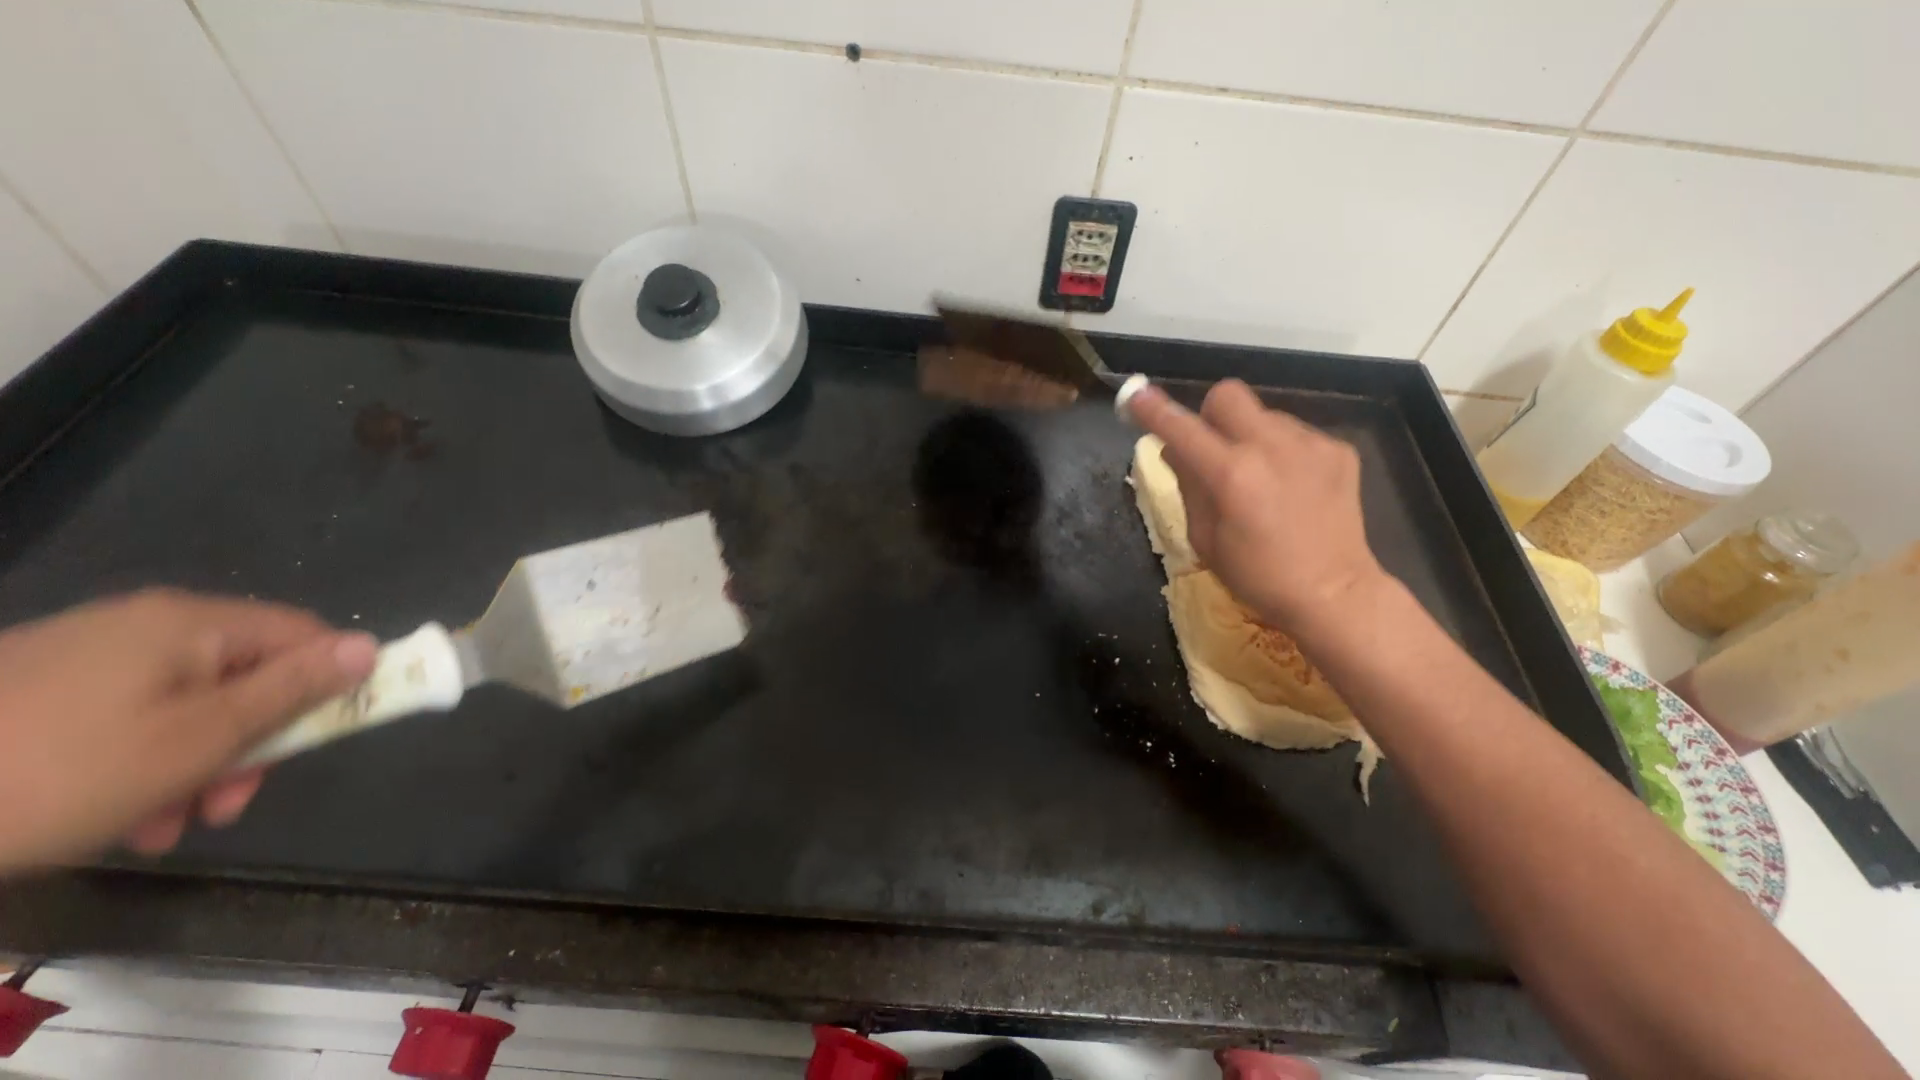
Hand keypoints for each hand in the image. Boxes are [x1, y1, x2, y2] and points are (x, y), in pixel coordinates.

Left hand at [0, 589, 376, 872]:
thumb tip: (369, 646)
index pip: (304, 634)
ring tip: (163, 825)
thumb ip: (292, 691)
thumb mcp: (199, 740)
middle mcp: (146, 623)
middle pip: (246, 671)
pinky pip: (131, 713)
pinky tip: (118, 811)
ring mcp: (88, 652)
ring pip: (188, 701)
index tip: (319, 744)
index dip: (331, 683)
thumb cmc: (63, 772)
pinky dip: (145, 759)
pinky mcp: (43, 685)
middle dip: (253, 739)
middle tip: (230, 802)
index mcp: (190, 624)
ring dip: (199, 762)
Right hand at [1127, 379, 1386, 630]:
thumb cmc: (1258, 577)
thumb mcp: (1206, 540)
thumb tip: (1175, 450)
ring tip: (1260, 478)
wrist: (1334, 593)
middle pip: (1227, 395)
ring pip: (1265, 415)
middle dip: (1211, 414)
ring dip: (1251, 436)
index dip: (1153, 409)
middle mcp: (1271, 446)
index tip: (1136, 394)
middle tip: (1212, 447)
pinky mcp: (1339, 450)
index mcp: (1232, 474)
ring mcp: (1310, 444)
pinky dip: (1284, 452)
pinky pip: (1296, 434)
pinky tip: (1291, 486)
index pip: (1182, 428)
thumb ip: (1189, 486)